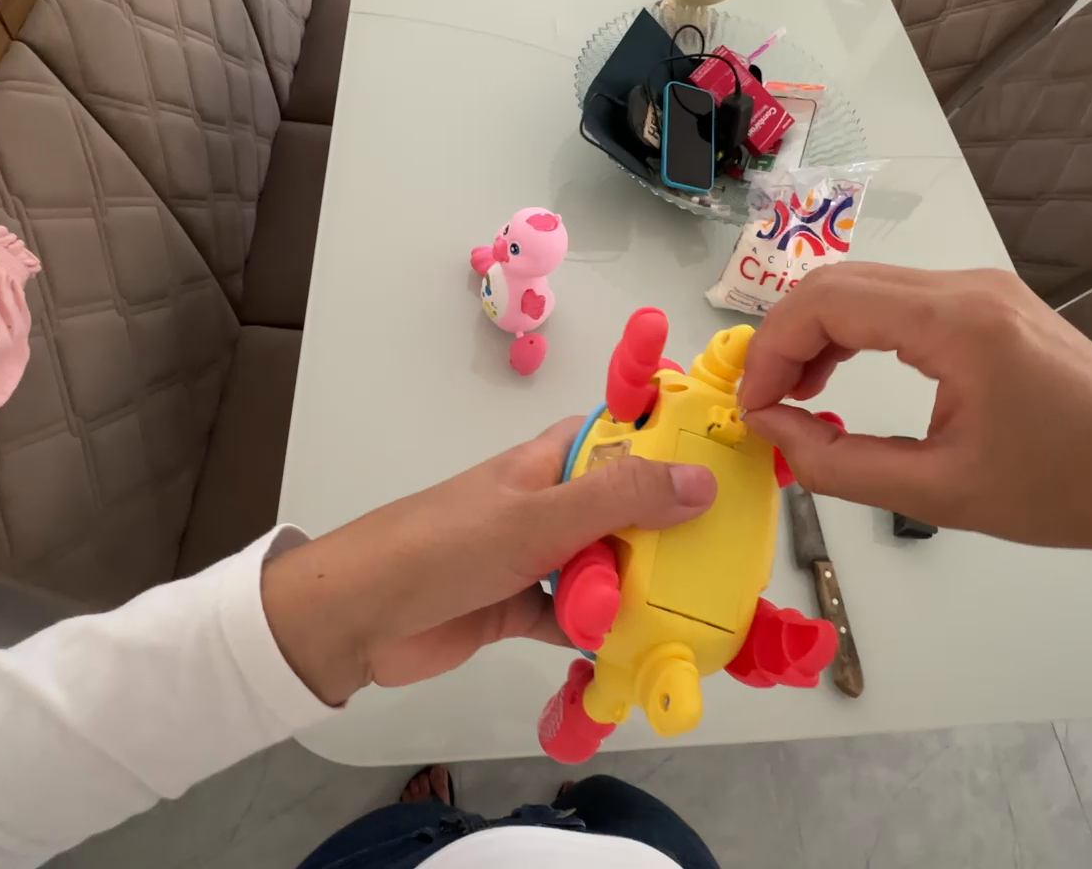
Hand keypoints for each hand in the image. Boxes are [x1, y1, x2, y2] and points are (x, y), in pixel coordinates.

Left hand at [260, 420, 717, 704]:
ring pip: (606, 565)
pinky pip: (578, 615)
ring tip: (694, 616)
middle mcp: (551, 501)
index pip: (624, 437)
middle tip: (726, 564)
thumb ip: (619, 498)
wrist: (360, 618)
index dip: (674, 447)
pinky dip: (602, 632)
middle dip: (668, 535)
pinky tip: (637, 653)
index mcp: (553, 460)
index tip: (730, 469)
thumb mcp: (539, 516)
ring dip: (638, 589)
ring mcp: (538, 554)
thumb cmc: (450, 545)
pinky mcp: (524, 604)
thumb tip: (704, 481)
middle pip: (626, 509)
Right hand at [739, 264, 1091, 590]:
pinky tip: (841, 373)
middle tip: (767, 401)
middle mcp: (965, 285)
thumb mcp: (938, 494)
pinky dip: (850, 330)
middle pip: (833, 282)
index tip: (754, 407)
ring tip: (799, 393)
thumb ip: (836, 463)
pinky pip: (892, 299)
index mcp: (958, 324)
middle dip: (782, 338)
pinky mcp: (985, 301)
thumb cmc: (1065, 492)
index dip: (771, 351)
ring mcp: (978, 286)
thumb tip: (769, 426)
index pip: (825, 303)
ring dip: (813, 332)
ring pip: (858, 285)